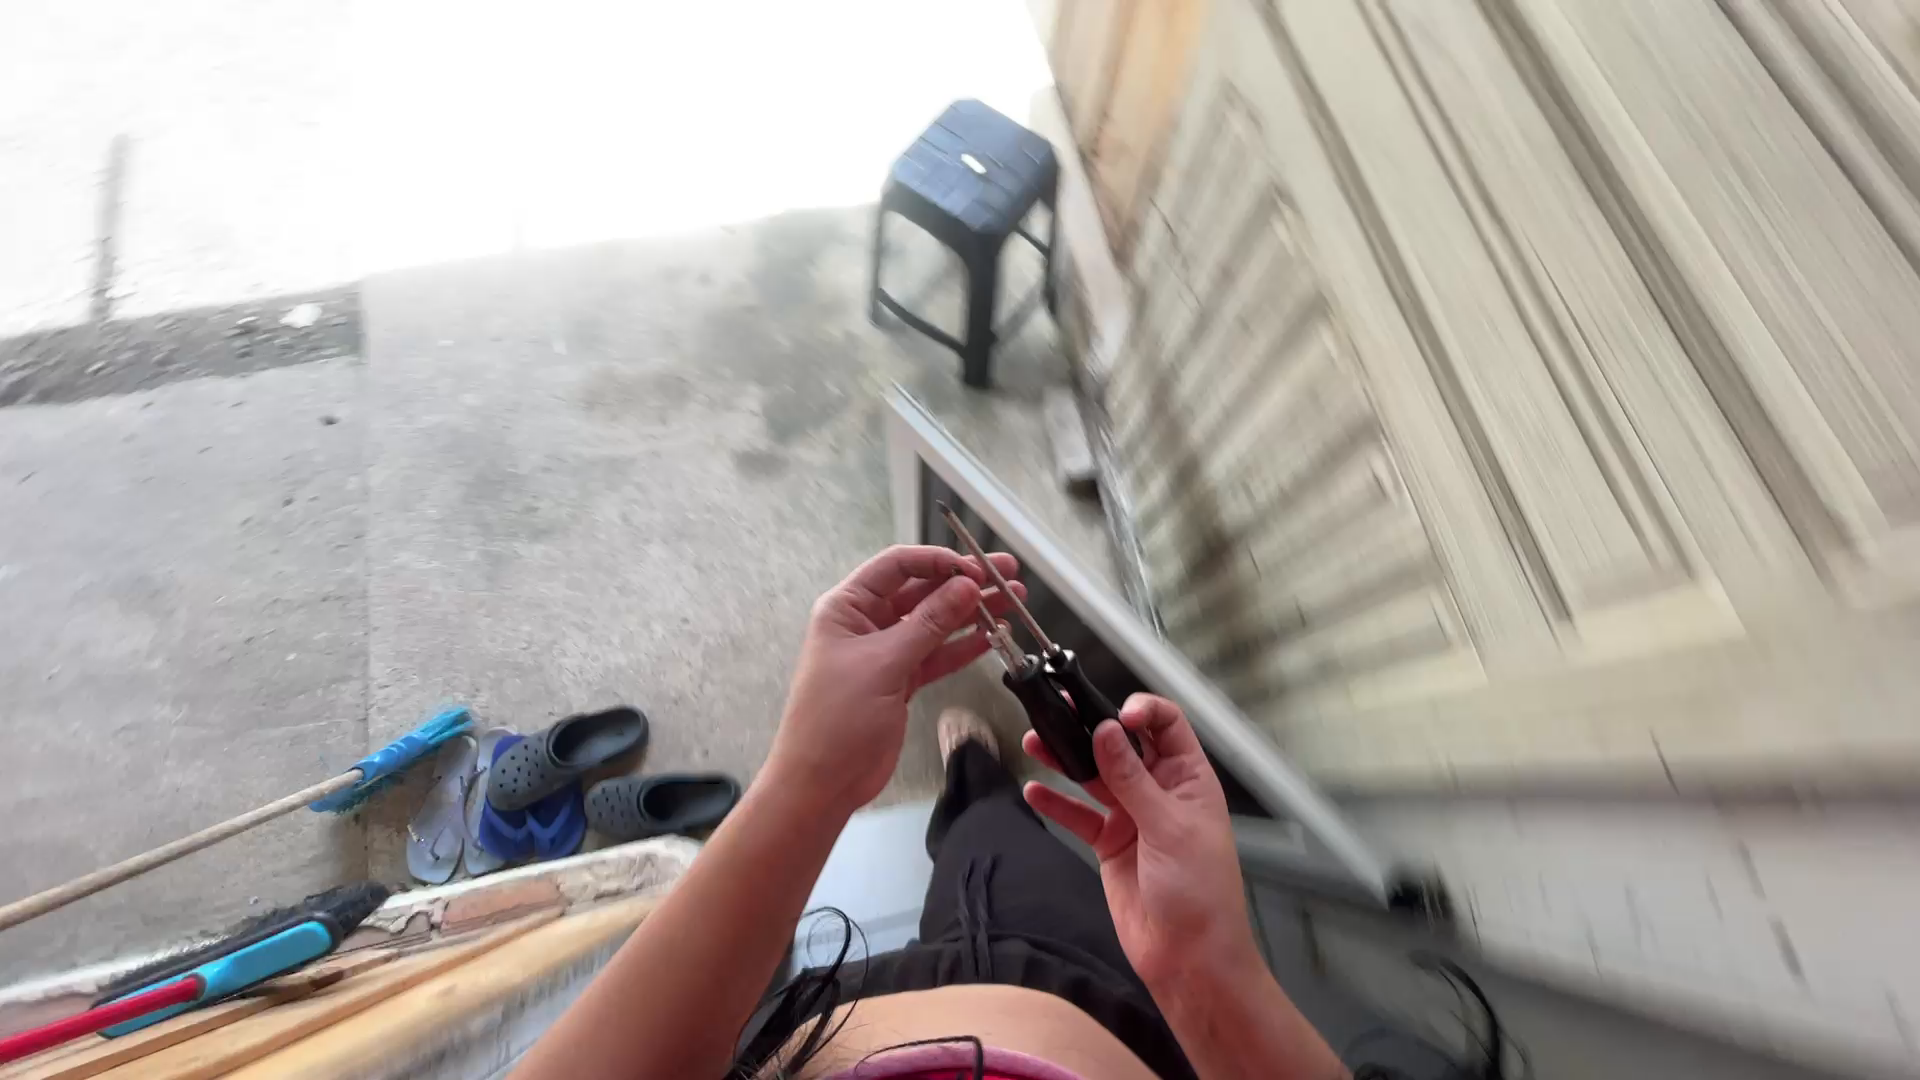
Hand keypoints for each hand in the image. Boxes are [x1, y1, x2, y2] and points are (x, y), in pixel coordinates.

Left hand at [767, 544, 1024, 816]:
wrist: (821, 784)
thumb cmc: (838, 717)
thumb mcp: (884, 664)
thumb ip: (929, 623)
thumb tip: (967, 586)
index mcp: (848, 607)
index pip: (897, 566)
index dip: (938, 561)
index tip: (978, 568)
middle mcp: (867, 622)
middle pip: (921, 591)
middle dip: (964, 584)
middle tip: (1008, 576)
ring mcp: (886, 652)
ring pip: (935, 623)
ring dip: (971, 613)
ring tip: (1013, 602)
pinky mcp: (901, 680)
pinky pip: (937, 654)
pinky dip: (964, 646)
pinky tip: (993, 636)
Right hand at [1022, 694, 1260, 991]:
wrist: (1189, 961)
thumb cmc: (1198, 889)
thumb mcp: (1168, 828)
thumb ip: (1131, 779)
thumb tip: (1104, 729)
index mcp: (1186, 777)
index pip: (1166, 725)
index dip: (1142, 710)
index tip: (1114, 714)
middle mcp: (1157, 789)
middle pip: (1121, 745)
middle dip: (1090, 727)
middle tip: (1056, 709)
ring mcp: (1131, 815)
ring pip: (1094, 776)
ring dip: (1065, 760)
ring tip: (1033, 741)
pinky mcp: (1108, 842)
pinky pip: (1078, 815)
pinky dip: (1056, 803)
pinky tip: (1033, 791)